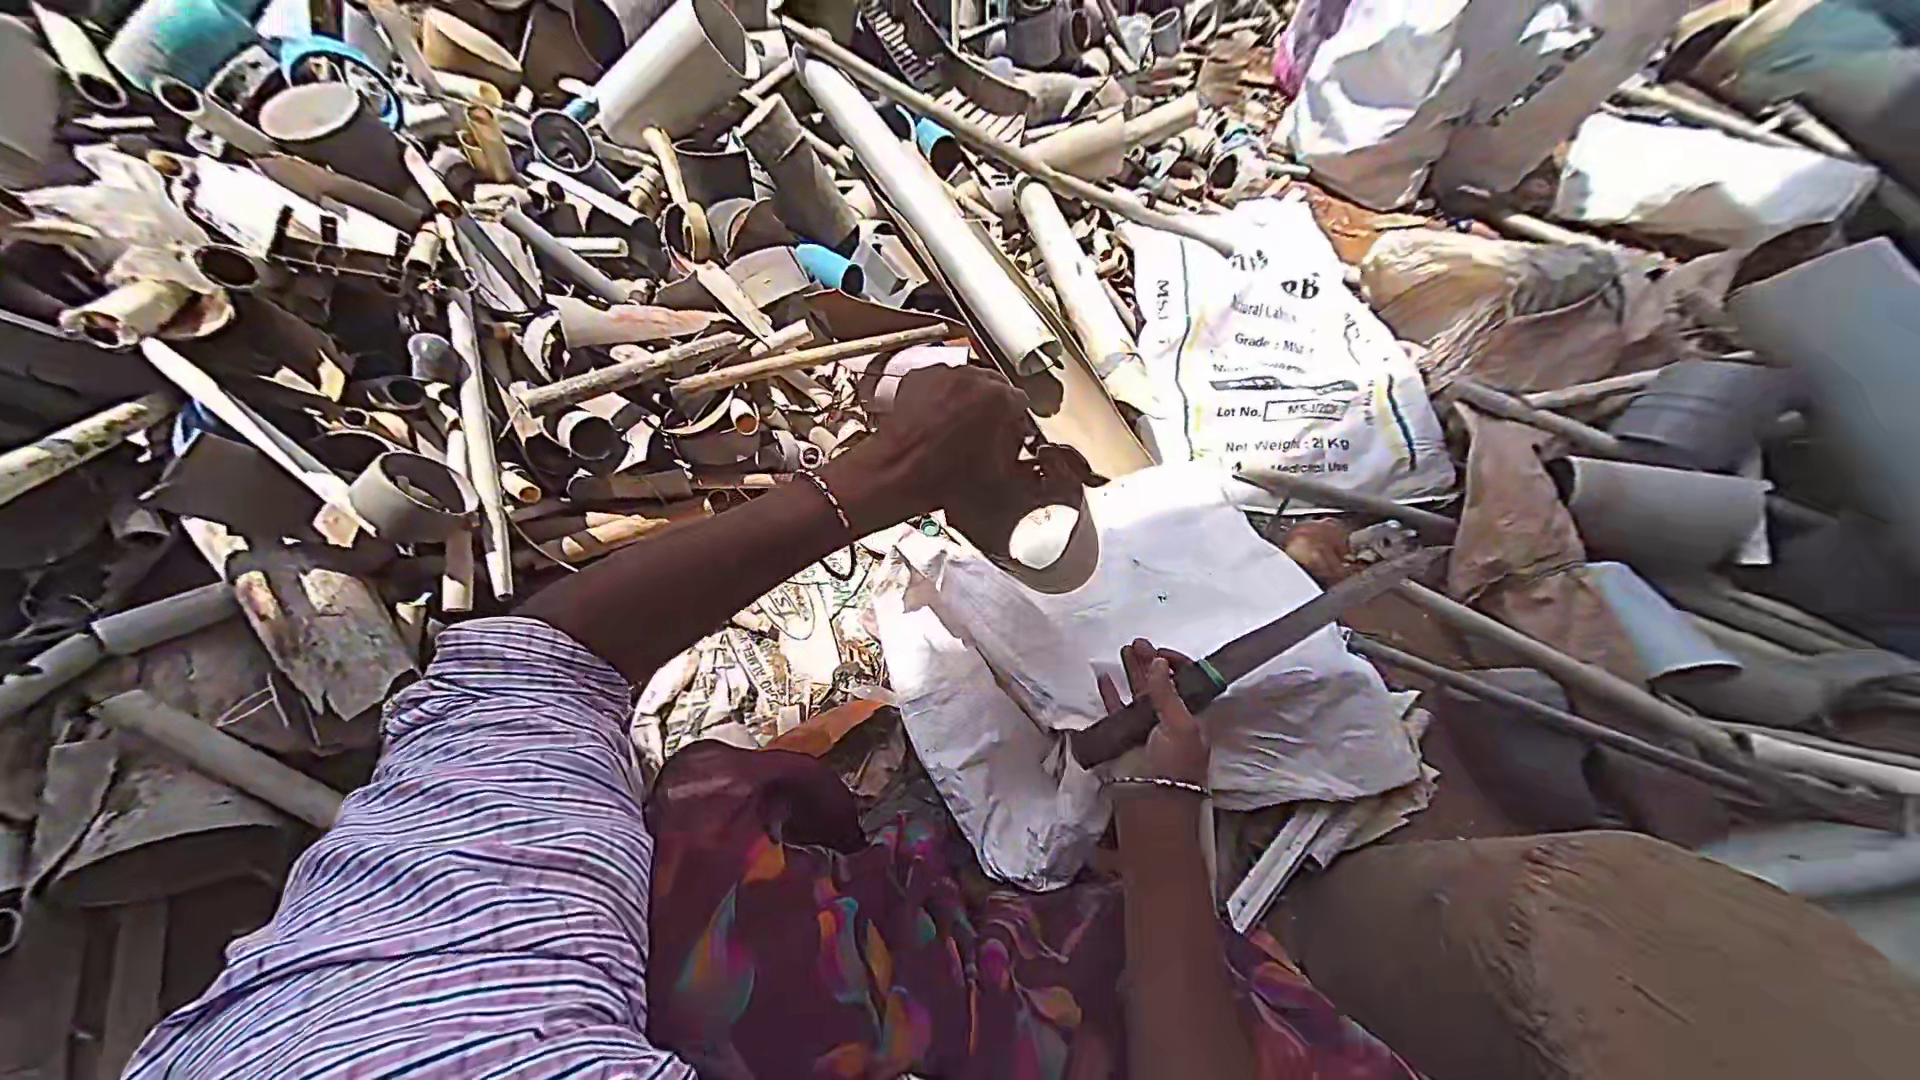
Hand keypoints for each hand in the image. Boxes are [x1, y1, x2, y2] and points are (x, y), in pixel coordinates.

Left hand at [821, 363, 1031, 532]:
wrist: (900, 473)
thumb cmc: (941, 476)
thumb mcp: (996, 471)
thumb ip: (1013, 450)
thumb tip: (1012, 443)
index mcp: (998, 398)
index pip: (1019, 401)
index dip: (1014, 419)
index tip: (1009, 427)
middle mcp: (971, 378)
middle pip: (993, 385)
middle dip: (990, 405)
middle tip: (982, 428)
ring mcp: (943, 375)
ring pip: (965, 381)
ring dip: (965, 398)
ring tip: (956, 427)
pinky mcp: (919, 377)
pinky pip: (938, 382)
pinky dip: (940, 396)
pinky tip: (936, 419)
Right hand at [1097, 638, 1210, 786]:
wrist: (1152, 805)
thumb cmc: (1174, 767)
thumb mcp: (1179, 726)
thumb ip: (1166, 693)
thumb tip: (1159, 662)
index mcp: (1189, 717)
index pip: (1184, 683)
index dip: (1174, 665)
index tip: (1159, 651)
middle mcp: (1168, 720)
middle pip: (1159, 684)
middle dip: (1149, 661)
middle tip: (1137, 643)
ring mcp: (1145, 729)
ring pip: (1137, 693)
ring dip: (1131, 671)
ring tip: (1123, 651)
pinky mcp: (1124, 738)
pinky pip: (1115, 710)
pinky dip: (1110, 694)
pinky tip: (1104, 679)